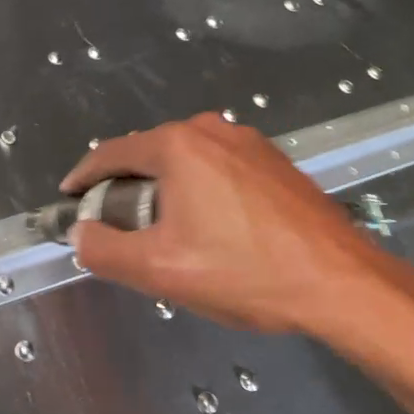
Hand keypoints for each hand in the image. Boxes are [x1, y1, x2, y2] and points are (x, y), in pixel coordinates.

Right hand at [62, 112, 396, 335]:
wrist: (343, 283)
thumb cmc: (245, 272)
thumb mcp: (161, 270)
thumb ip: (105, 250)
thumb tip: (81, 232)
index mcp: (177, 144)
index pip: (111, 153)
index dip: (84, 177)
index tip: (69, 198)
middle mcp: (210, 129)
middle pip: (149, 156)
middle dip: (127, 190)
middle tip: (121, 231)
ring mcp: (248, 142)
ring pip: (186, 163)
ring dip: (167, 192)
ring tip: (170, 236)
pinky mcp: (275, 162)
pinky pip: (219, 170)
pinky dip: (201, 192)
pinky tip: (215, 230)